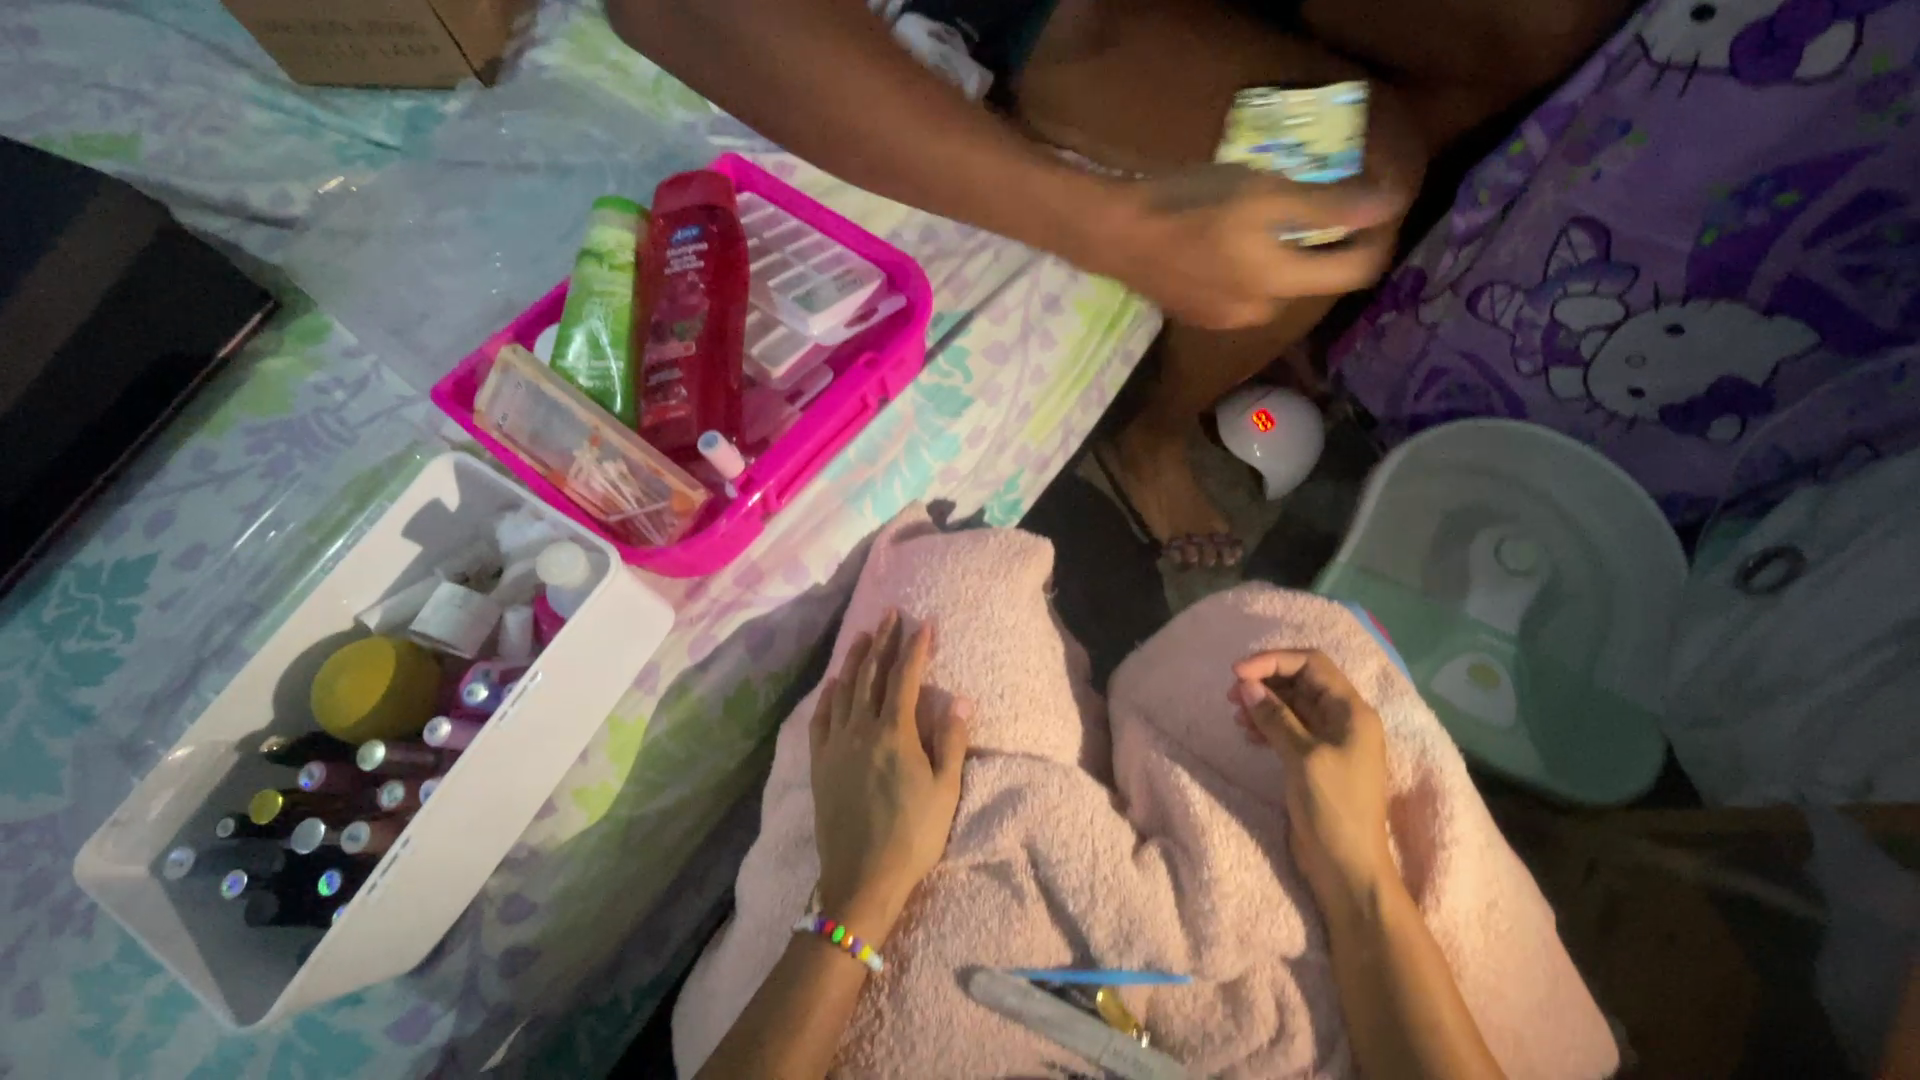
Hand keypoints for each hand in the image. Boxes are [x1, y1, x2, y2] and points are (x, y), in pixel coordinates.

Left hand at [810, 610, 971, 942]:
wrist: (861, 879)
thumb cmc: (913, 836)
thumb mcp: (945, 790)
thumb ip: (951, 740)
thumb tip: (959, 698)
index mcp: (894, 733)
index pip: (904, 677)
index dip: (915, 648)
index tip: (924, 623)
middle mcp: (860, 729)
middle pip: (871, 675)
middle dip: (883, 641)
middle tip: (891, 615)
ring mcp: (835, 745)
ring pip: (844, 690)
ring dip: (855, 660)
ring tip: (864, 636)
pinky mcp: (819, 764)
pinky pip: (821, 718)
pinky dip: (828, 695)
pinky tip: (833, 684)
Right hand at [1077, 84, 1423, 330]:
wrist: (1117, 237)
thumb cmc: (1190, 205)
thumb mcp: (1264, 193)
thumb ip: (1327, 205)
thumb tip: (1389, 206)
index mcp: (1282, 282)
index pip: (1357, 271)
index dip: (1378, 237)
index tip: (1378, 202)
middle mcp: (1262, 312)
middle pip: (1316, 279)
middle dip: (1325, 243)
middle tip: (1313, 199)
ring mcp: (1228, 320)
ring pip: (1279, 286)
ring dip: (1286, 256)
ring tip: (1265, 221)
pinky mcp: (1201, 317)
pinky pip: (1245, 295)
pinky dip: (1252, 270)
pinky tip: (1227, 245)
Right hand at [1231, 649, 1394, 907]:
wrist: (1347, 865)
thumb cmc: (1334, 807)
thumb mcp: (1303, 756)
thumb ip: (1275, 717)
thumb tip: (1245, 685)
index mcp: (1352, 711)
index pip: (1311, 664)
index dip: (1273, 661)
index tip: (1236, 672)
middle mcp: (1344, 719)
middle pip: (1301, 680)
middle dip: (1265, 680)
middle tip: (1231, 695)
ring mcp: (1330, 739)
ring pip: (1292, 703)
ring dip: (1263, 701)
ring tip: (1236, 715)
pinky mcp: (1315, 759)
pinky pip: (1289, 726)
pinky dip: (1267, 722)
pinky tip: (1247, 731)